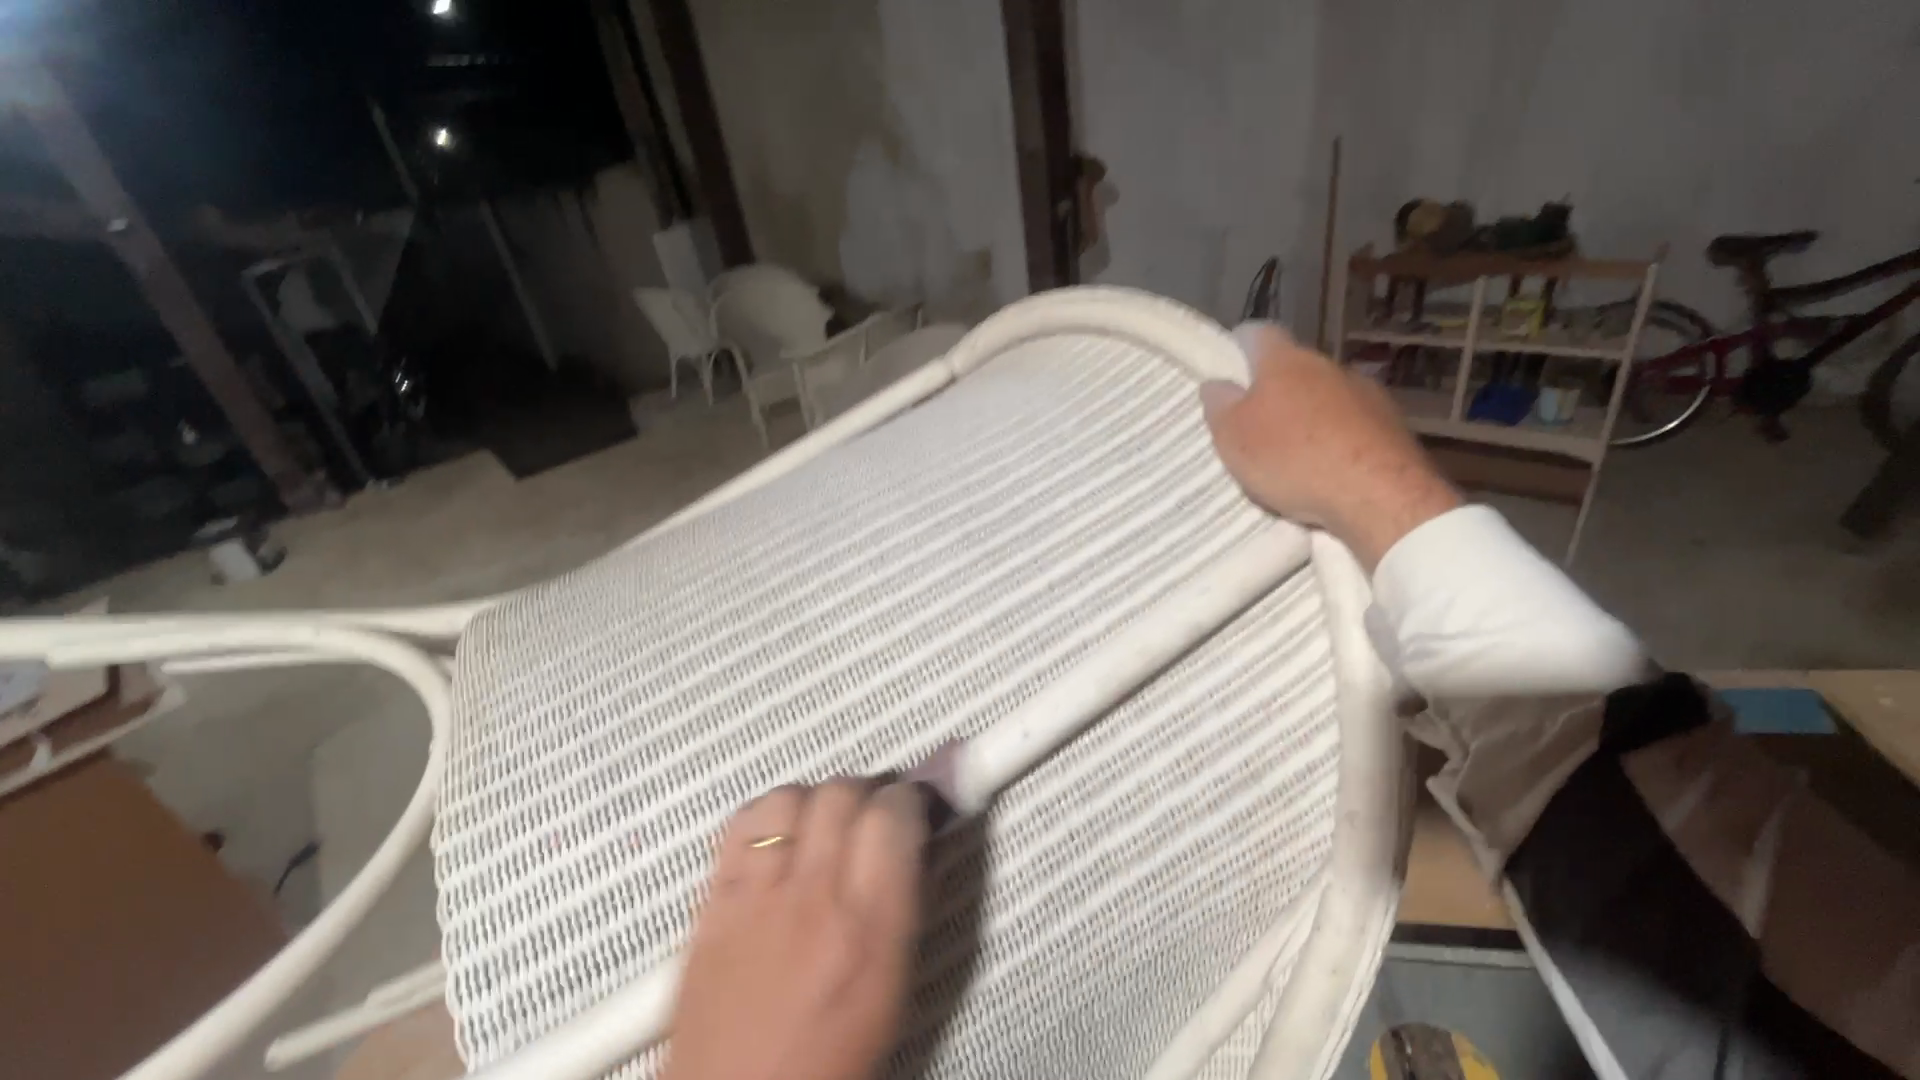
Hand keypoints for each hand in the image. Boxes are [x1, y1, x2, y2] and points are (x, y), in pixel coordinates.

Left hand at [663, 780, 928, 1079]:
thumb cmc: (823, 1064)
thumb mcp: (892, 987)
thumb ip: (907, 904)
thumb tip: (916, 845)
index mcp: (870, 929)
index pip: (894, 816)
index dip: (910, 799)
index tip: (913, 806)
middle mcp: (814, 900)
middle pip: (843, 792)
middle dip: (866, 792)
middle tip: (871, 813)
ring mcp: (757, 896)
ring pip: (791, 796)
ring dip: (815, 798)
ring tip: (822, 822)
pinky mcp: (714, 901)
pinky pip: (739, 823)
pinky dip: (765, 814)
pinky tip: (777, 835)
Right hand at [1201, 323, 1459, 569]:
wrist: (1378, 495)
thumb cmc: (1292, 458)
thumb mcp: (1233, 437)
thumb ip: (1220, 405)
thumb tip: (1217, 383)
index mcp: (1284, 361)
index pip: (1258, 333)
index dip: (1239, 346)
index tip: (1228, 367)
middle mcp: (1328, 365)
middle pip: (1294, 367)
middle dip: (1275, 388)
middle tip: (1255, 422)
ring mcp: (1366, 392)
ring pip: (1326, 394)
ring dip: (1309, 414)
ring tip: (1295, 453)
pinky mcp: (1392, 424)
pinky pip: (1353, 423)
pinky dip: (1338, 437)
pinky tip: (1330, 467)